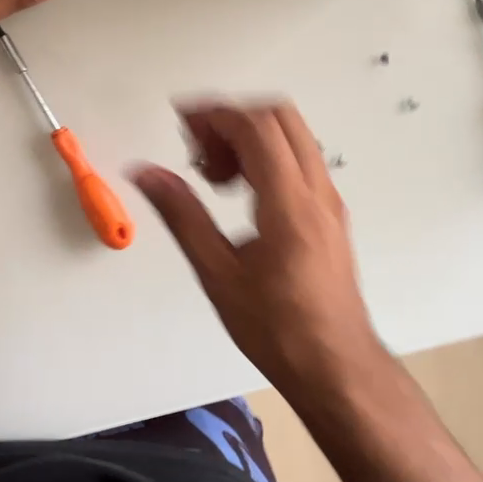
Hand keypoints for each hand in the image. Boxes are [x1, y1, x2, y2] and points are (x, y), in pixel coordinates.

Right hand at [129, 102, 384, 393]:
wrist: (337, 368)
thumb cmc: (278, 329)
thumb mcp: (217, 274)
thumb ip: (182, 215)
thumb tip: (146, 173)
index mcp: (290, 205)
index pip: (256, 128)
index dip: (214, 114)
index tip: (181, 121)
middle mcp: (317, 194)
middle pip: (280, 117)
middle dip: (231, 117)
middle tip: (195, 143)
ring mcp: (329, 202)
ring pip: (293, 135)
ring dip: (248, 135)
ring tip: (211, 171)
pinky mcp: (329, 214)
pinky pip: (298, 159)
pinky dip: (264, 154)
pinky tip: (236, 189)